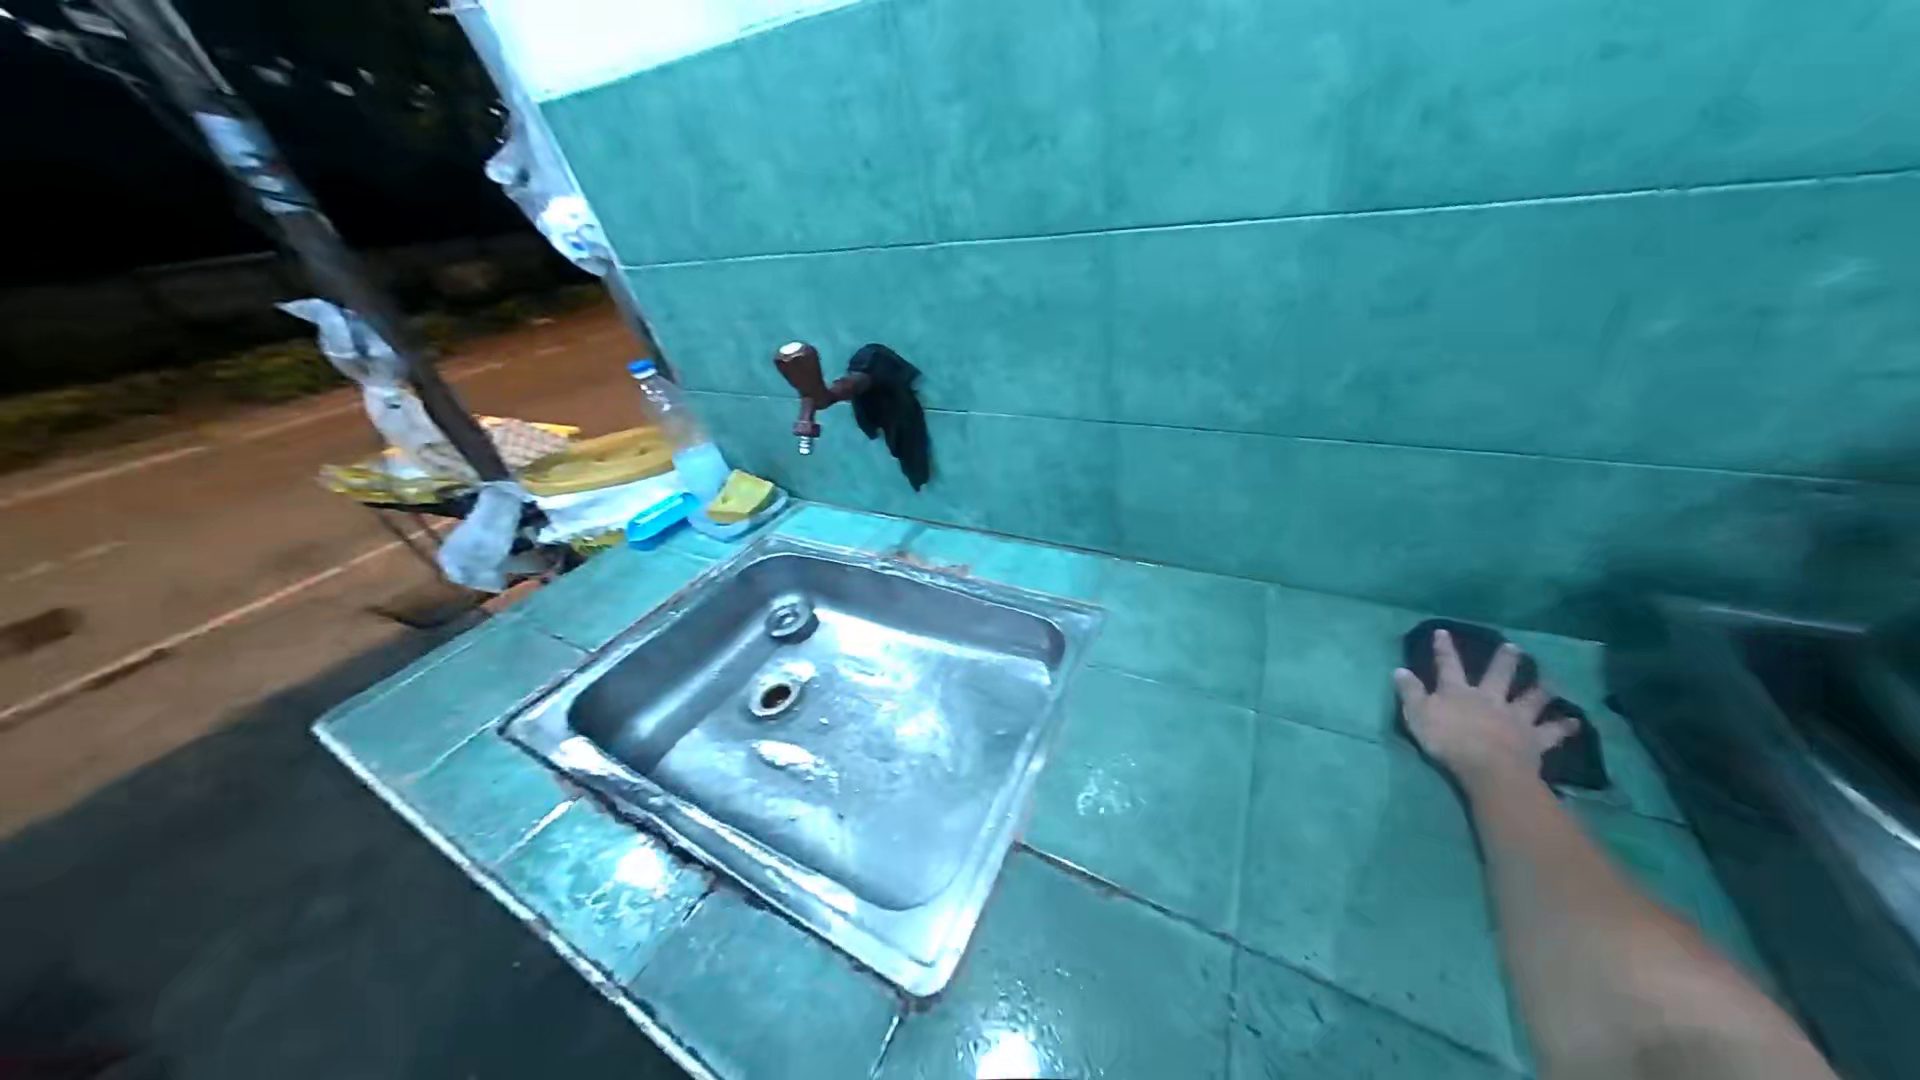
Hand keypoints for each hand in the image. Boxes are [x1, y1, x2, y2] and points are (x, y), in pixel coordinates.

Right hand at [1393, 630, 1578, 789]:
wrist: (1487, 767)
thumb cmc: (1446, 740)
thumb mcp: (1417, 714)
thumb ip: (1409, 692)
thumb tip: (1400, 669)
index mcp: (1458, 692)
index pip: (1448, 665)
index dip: (1444, 649)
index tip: (1443, 632)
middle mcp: (1489, 698)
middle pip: (1498, 675)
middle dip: (1505, 660)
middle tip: (1514, 647)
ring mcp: (1515, 718)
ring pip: (1530, 699)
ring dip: (1540, 689)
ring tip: (1549, 681)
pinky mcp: (1534, 739)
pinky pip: (1552, 732)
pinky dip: (1564, 727)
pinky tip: (1575, 722)